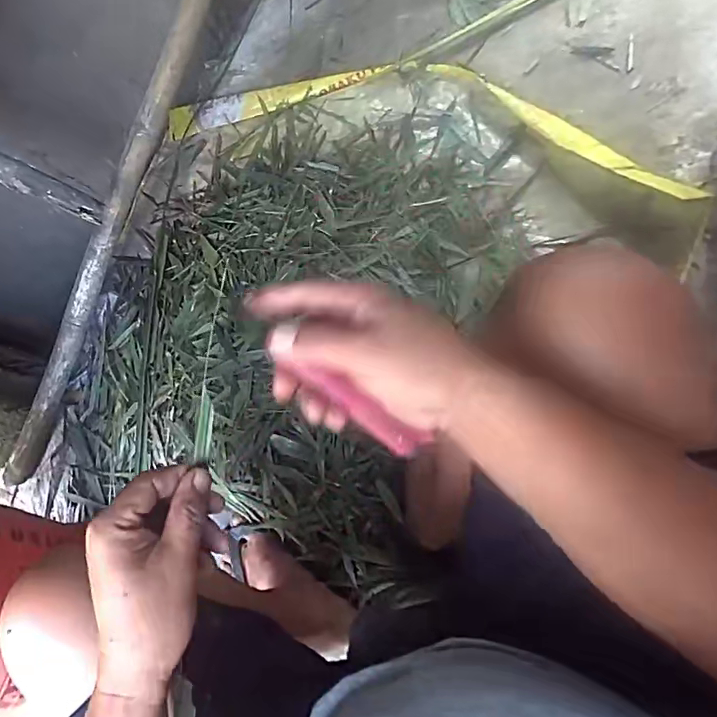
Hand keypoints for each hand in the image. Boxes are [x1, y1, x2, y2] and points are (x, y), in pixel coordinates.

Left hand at [85, 465, 225, 700]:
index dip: (182, 478)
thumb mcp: (178, 558)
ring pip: (160, 520)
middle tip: (221, 513)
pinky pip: (156, 539)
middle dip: (191, 507)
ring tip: (219, 545)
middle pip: (155, 501)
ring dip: (191, 527)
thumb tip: (200, 475)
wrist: (138, 672)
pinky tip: (204, 558)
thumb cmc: (156, 615)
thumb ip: (189, 511)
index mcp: (110, 525)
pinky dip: (181, 543)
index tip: (213, 482)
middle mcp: (107, 530)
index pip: (148, 484)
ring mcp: (116, 547)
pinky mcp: (127, 562)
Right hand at [245, 281, 493, 436]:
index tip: (250, 307)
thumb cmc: (415, 367)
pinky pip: (345, 387)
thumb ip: (315, 345)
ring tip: (319, 415)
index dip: (279, 300)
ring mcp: (372, 353)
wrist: (466, 402)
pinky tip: (336, 421)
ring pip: (326, 369)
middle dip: (296, 368)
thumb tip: (275, 340)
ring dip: (316, 393)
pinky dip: (335, 403)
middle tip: (283, 391)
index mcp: (361, 304)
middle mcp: (363, 324)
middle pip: (313, 339)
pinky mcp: (379, 380)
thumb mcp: (360, 352)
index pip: (310, 295)